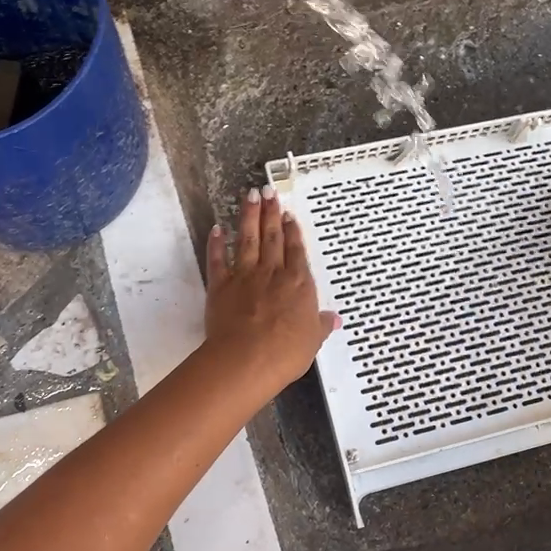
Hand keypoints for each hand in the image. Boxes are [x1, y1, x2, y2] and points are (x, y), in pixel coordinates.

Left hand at [204, 185, 338, 393]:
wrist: (246, 360)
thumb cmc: (286, 353)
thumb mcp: (313, 340)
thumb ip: (321, 325)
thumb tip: (334, 319)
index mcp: (298, 283)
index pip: (296, 250)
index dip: (292, 231)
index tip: (288, 214)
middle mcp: (272, 272)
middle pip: (272, 237)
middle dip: (271, 213)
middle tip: (269, 191)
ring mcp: (244, 276)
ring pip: (247, 239)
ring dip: (248, 216)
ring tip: (250, 195)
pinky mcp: (220, 285)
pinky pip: (217, 259)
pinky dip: (216, 243)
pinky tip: (217, 228)